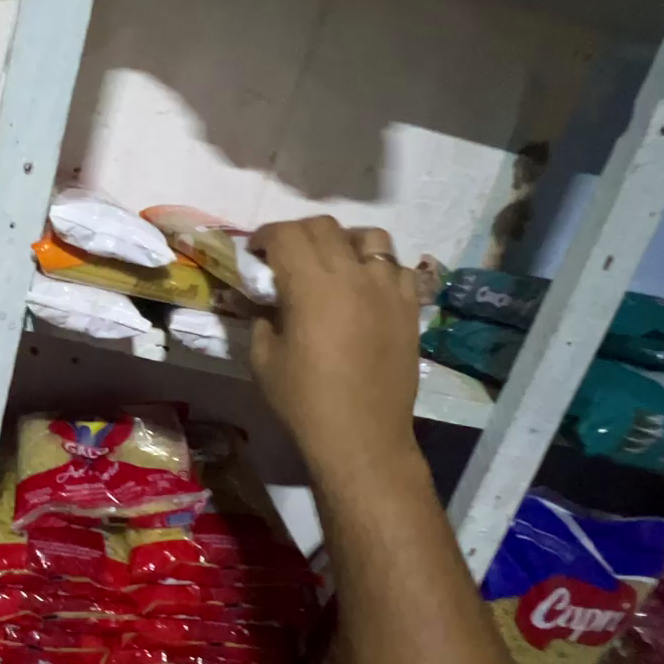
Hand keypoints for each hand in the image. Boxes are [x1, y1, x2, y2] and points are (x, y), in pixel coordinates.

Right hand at [248, 216, 423, 489]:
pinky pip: (395, 266)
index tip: (255, 251)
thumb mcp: (262, 359)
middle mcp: (353, 275)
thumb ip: (261, 320)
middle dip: (297, 234)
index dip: (264, 236)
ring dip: (342, 241)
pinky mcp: (409, 306)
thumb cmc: (303, 400)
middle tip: (283, 256)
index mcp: (311, 287)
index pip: (286, 235)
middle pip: (324, 228)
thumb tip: (264, 303)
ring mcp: (387, 288)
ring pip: (369, 237)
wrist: (360, 435)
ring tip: (331, 262)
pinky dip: (376, 265)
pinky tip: (363, 287)